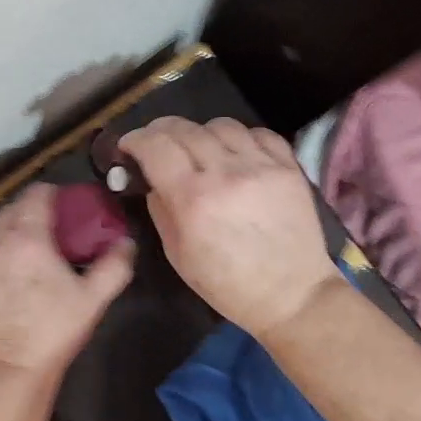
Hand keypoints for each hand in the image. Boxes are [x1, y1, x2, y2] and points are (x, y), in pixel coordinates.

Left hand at [0, 184, 134, 374]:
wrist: (6, 371)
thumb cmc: (53, 332)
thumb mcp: (93, 300)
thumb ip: (114, 266)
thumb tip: (126, 243)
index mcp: (28, 238)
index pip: (36, 196)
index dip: (52, 194)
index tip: (62, 203)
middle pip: (10, 211)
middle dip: (29, 213)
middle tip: (48, 230)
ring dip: (6, 235)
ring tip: (22, 255)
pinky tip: (1, 281)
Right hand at [119, 116, 341, 338]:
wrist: (291, 295)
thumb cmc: (227, 285)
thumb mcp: (178, 255)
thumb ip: (161, 210)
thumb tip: (153, 181)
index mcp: (192, 199)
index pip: (155, 147)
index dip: (135, 140)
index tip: (129, 146)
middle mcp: (226, 173)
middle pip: (184, 128)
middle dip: (161, 131)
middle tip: (156, 143)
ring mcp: (261, 166)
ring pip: (221, 125)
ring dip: (201, 132)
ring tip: (199, 149)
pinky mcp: (288, 167)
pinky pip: (259, 134)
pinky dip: (240, 138)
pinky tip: (235, 154)